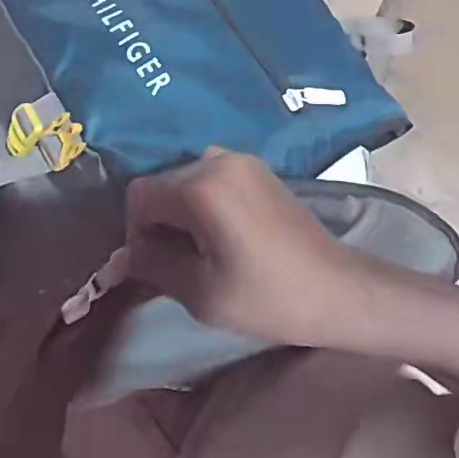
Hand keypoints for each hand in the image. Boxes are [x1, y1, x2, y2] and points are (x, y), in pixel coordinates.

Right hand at [110, 147, 374, 346]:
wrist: (339, 290)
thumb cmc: (269, 298)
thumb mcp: (201, 292)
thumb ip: (152, 266)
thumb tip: (119, 257)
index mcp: (202, 187)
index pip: (139, 195)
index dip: (136, 232)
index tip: (156, 263)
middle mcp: (218, 159)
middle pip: (161, 183)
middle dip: (158, 221)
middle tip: (178, 262)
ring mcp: (241, 160)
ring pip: (184, 179)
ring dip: (180, 211)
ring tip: (201, 248)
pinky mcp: (258, 168)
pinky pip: (210, 176)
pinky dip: (203, 200)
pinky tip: (221, 232)